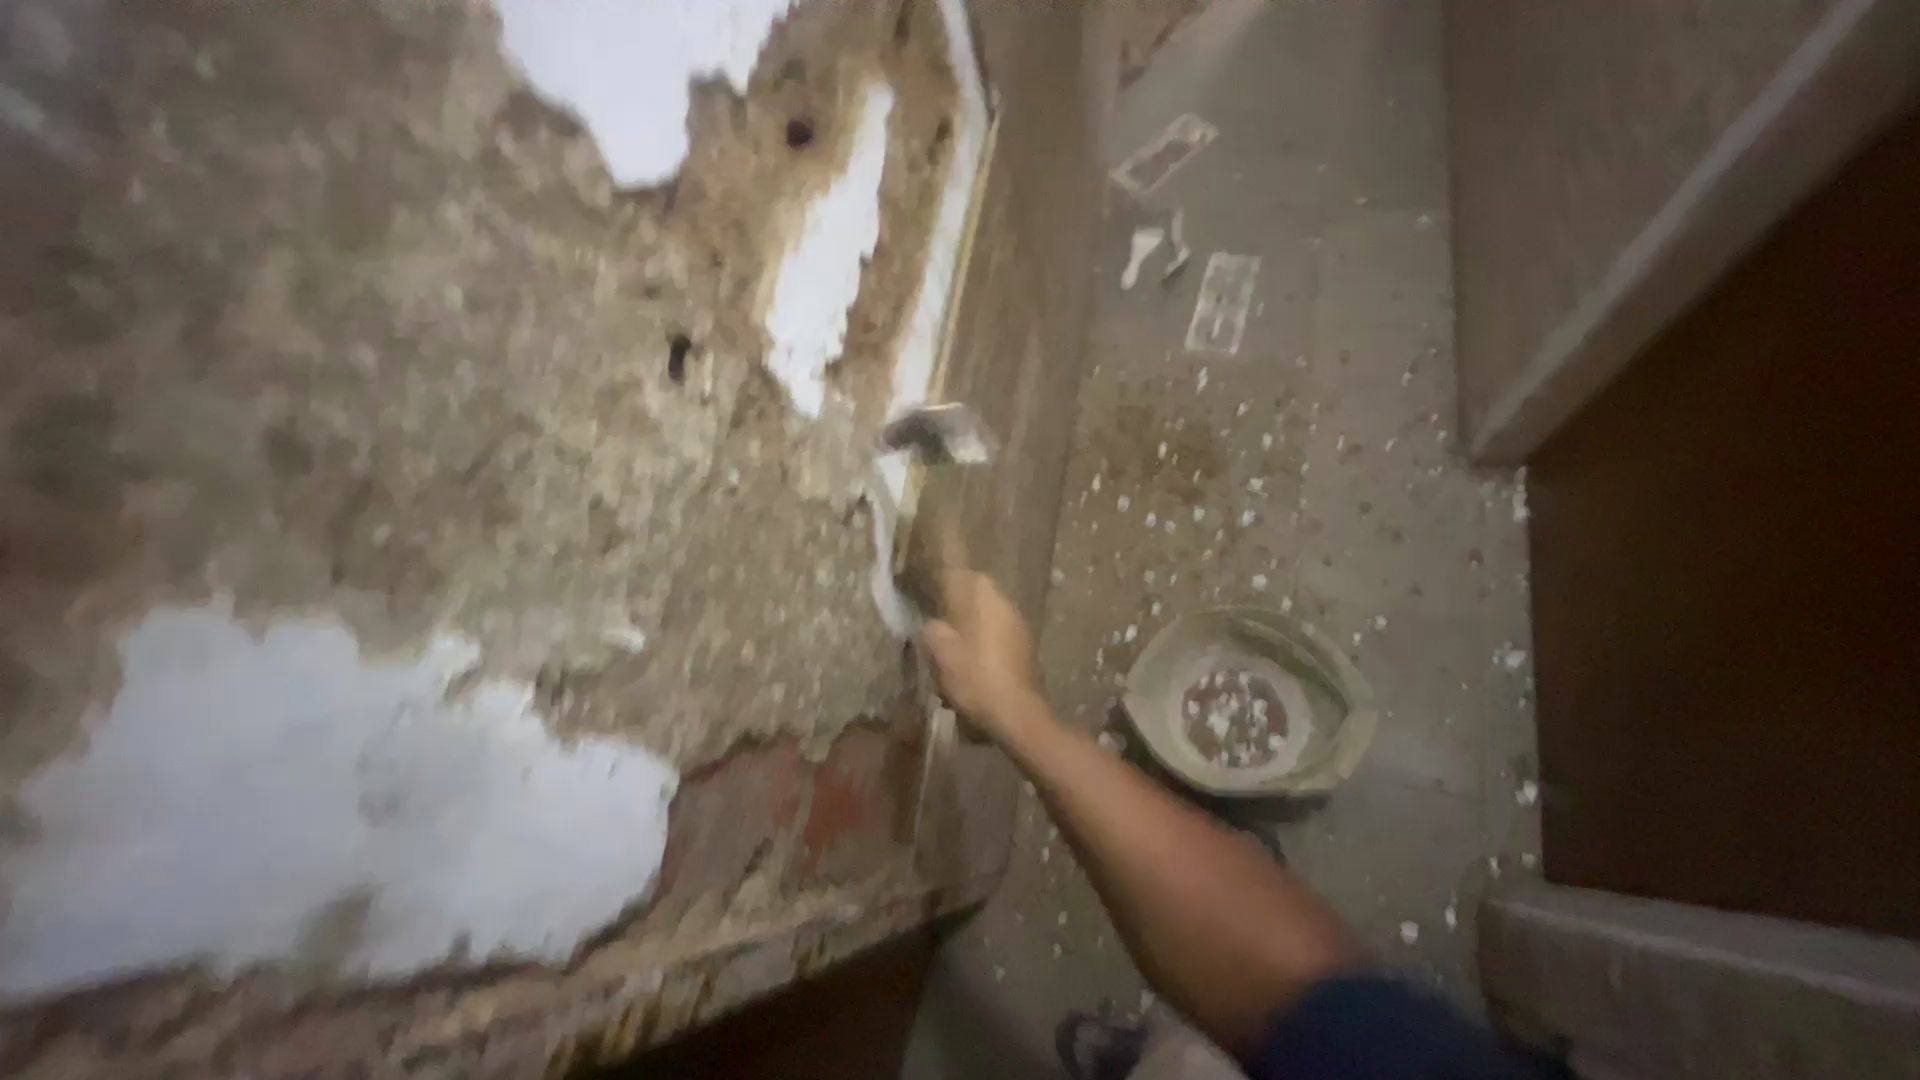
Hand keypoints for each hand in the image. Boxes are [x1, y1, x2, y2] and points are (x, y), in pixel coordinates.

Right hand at [920, 571, 1044, 740]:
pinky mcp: (1024, 651)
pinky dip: (980, 648)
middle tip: (934, 625)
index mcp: (988, 598)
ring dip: (967, 631)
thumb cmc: (976, 677)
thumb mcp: (942, 653)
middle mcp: (1008, 606)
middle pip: (975, 598)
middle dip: (955, 610)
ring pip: (985, 621)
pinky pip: (995, 640)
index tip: (926, 592)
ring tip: (948, 653)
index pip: (963, 574)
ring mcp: (1020, 628)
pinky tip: (967, 669)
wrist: (1016, 713)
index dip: (942, 581)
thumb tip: (931, 623)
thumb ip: (932, 629)